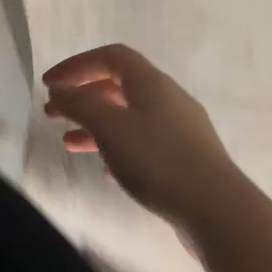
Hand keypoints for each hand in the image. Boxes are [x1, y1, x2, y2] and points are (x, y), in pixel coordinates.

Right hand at [43, 43, 241, 223]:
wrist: (221, 215)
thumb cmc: (158, 159)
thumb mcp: (107, 125)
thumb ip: (77, 102)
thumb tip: (58, 90)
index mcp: (152, 83)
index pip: (110, 56)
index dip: (76, 64)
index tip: (50, 84)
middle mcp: (169, 100)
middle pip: (117, 86)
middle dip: (81, 97)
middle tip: (52, 113)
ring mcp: (182, 132)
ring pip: (129, 117)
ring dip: (96, 125)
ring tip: (70, 144)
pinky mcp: (188, 161)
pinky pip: (145, 143)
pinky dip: (118, 148)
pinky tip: (106, 169)